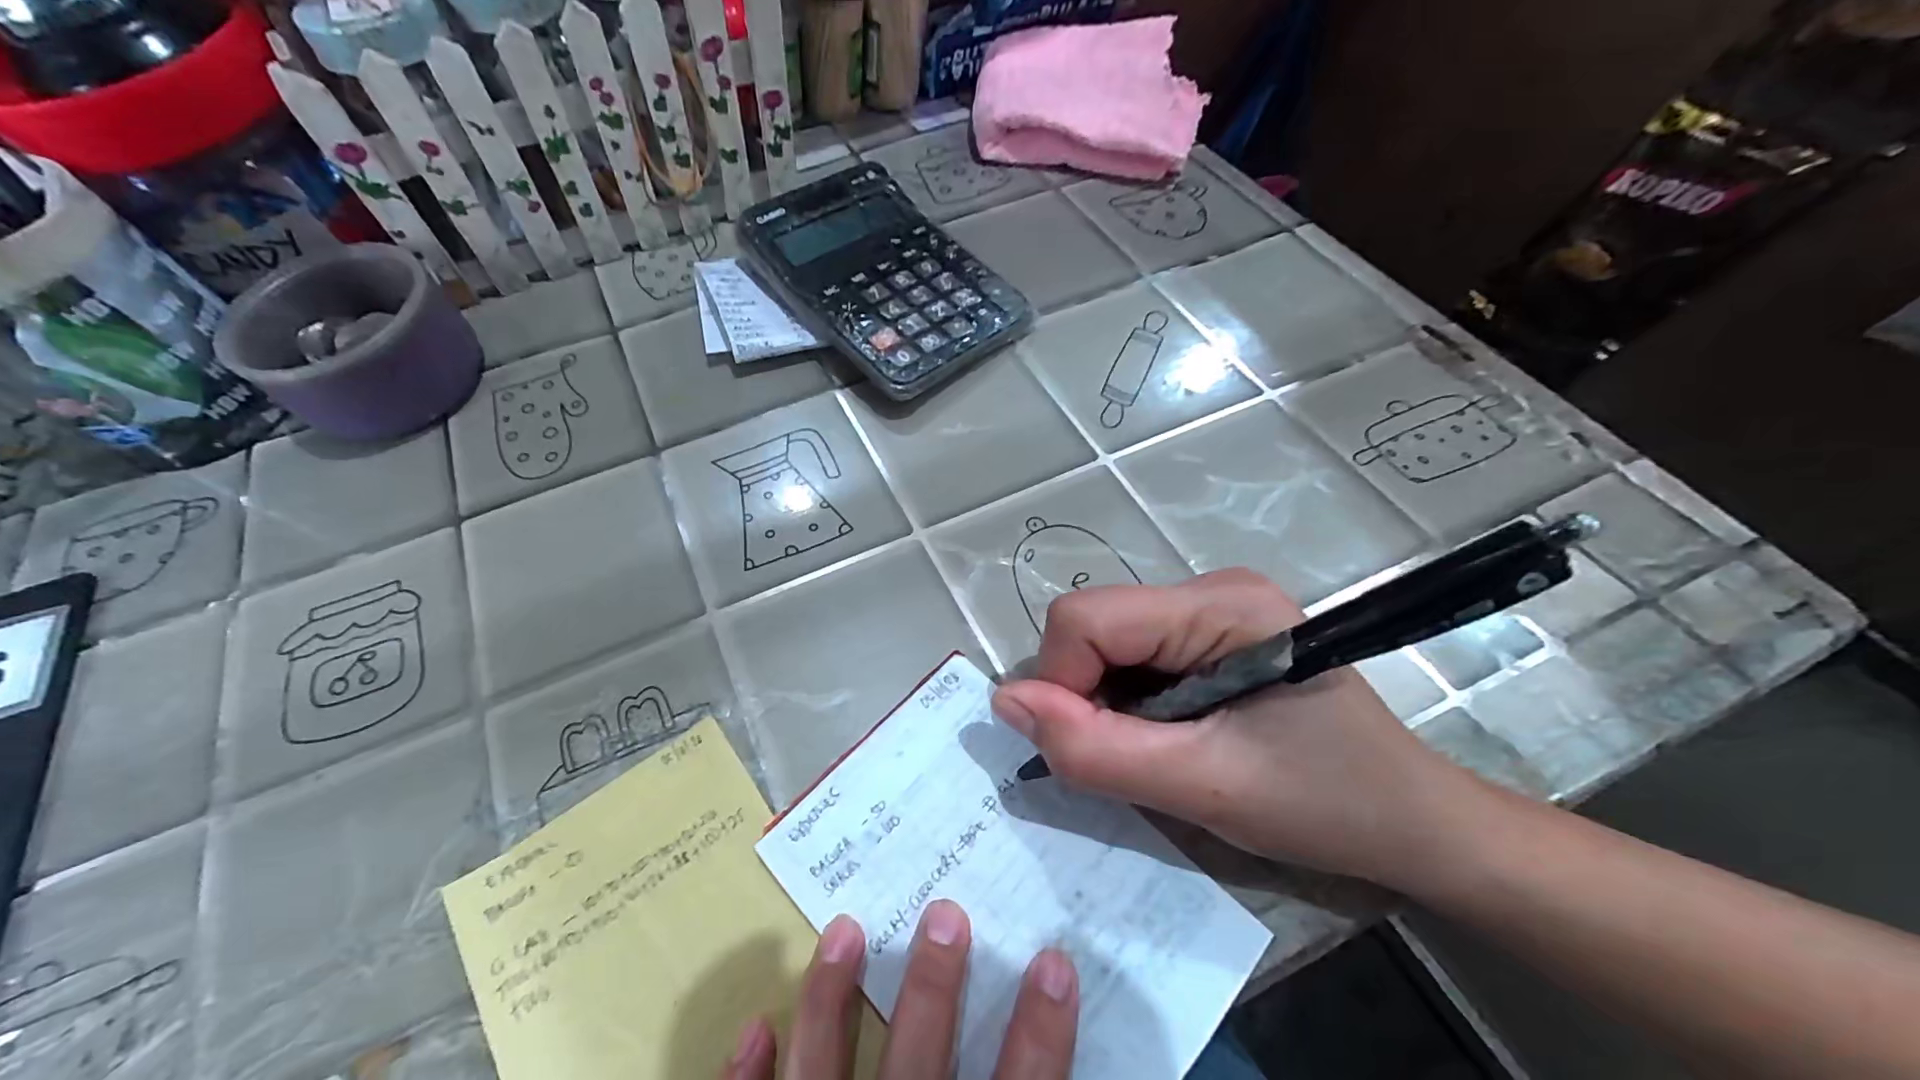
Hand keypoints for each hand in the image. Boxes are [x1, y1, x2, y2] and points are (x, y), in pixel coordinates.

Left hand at [724, 900, 1078, 1079]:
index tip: (1055, 959)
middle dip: (932, 989)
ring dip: (830, 999)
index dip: (1040, 1031)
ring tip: (841, 928)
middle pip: (919, 1064)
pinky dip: (747, 1079)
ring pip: (823, 1074)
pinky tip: (753, 1027)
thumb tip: (1050, 1011)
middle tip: (944, 914)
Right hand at [990, 569, 1495, 888]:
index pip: (1086, 618)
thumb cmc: (1325, 805)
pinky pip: (1130, 659)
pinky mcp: (1206, 636)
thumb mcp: (1204, 787)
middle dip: (1086, 697)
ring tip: (1160, 753)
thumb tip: (1005, 702)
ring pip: (1104, 645)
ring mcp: (1208, 610)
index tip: (1086, 751)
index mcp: (1221, 605)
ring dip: (1106, 705)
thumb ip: (1097, 750)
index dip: (1061, 684)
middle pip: (1092, 627)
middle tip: (1133, 759)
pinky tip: (1168, 737)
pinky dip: (1125, 704)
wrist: (1411, 824)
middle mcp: (1209, 590)